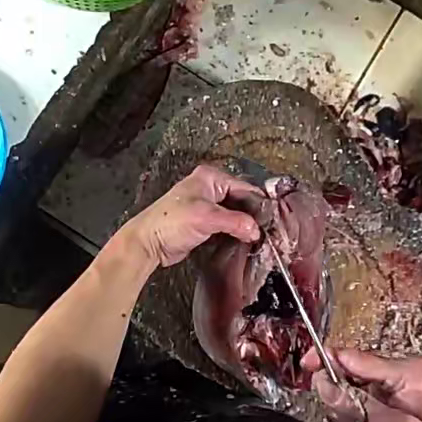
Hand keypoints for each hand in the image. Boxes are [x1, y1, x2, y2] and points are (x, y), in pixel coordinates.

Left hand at [118, 165, 261, 269]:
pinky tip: (247, 242)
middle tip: (270, 231)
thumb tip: (256, 230)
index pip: (244, 188)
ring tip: (262, 238)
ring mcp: (207, 206)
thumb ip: (235, 222)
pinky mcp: (204, 223)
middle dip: (254, 216)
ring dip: (246, 226)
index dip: (259, 204)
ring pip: (235, 214)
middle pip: (241, 201)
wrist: (148, 243)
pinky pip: (227, 226)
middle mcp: (210, 188)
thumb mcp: (206, 218)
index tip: (273, 220)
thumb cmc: (171, 222)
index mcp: (211, 178)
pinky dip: (236, 232)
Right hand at [305, 348, 421, 421]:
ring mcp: (391, 385)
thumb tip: (323, 382)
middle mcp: (400, 371)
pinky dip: (348, 414)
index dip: (328, 359)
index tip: (306, 365)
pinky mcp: (383, 399)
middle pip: (351, 370)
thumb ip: (359, 406)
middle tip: (340, 416)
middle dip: (337, 390)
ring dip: (343, 406)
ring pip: (349, 385)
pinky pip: (353, 399)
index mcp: (410, 371)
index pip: (358, 357)